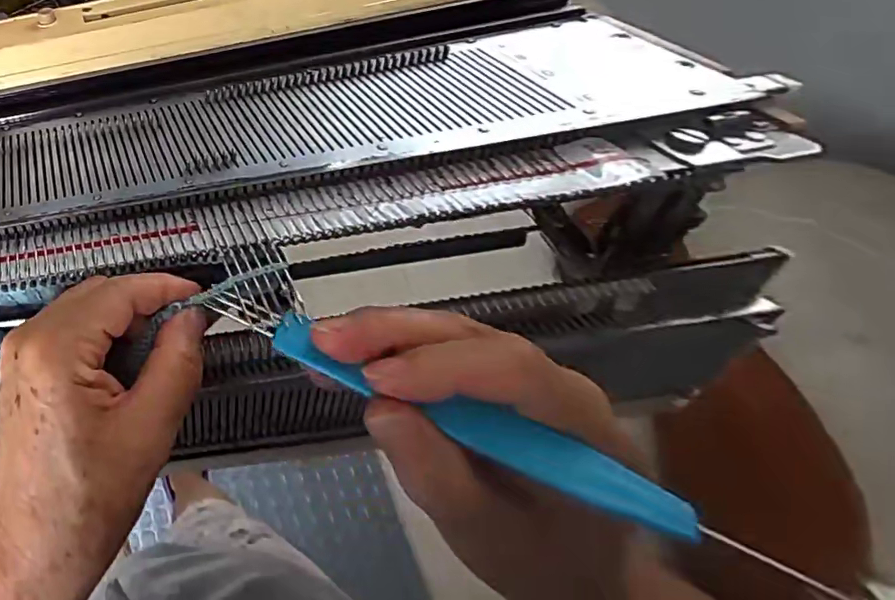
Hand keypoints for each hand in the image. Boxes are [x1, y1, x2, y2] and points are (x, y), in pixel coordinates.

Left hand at [0, 275, 207, 599]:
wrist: (33, 548)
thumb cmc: (83, 503)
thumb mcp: (147, 431)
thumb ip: (176, 363)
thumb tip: (191, 319)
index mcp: (54, 349)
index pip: (117, 293)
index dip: (163, 288)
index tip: (198, 296)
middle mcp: (29, 339)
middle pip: (98, 293)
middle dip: (144, 305)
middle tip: (182, 330)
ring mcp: (20, 351)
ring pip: (85, 308)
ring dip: (124, 321)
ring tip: (154, 359)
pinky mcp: (22, 365)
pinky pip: (69, 328)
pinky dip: (102, 335)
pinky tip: (123, 368)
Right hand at [312, 307, 703, 599]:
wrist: (571, 562)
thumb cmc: (538, 555)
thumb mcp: (486, 532)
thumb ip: (437, 474)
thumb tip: (379, 411)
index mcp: (573, 417)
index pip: (508, 368)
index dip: (438, 366)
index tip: (374, 381)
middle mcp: (545, 374)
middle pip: (464, 335)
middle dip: (389, 334)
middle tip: (323, 343)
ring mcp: (510, 366)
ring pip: (439, 331)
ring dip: (376, 333)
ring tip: (321, 345)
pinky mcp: (476, 367)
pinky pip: (428, 344)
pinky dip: (381, 346)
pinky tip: (343, 355)